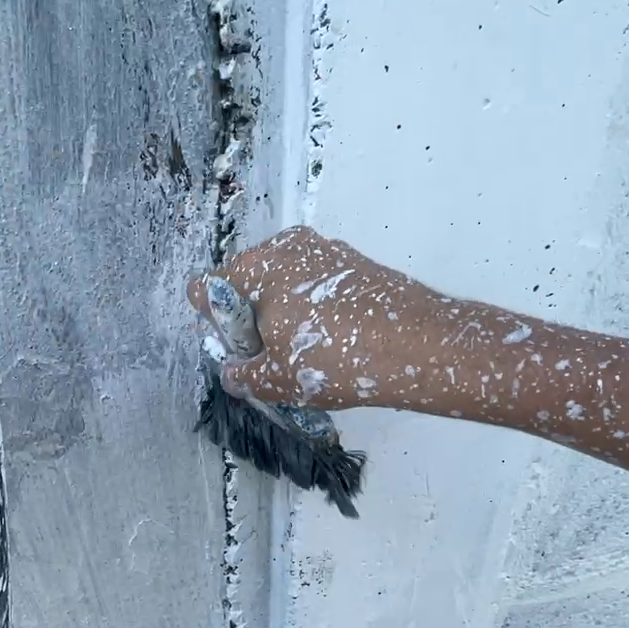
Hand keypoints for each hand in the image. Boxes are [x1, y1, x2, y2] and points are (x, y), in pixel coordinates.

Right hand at [187, 225, 445, 409]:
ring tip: (304, 351)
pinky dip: (311, 312)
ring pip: (281, 285)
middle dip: (248, 319)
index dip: (214, 322)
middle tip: (270, 354)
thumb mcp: (273, 380)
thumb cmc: (333, 359)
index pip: (207, 287)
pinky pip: (313, 286)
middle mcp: (287, 247)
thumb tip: (234, 372)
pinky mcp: (354, 264)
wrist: (421, 348)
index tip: (238, 347)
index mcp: (257, 267)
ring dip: (280, 316)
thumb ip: (240, 375)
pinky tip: (332, 341)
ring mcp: (325, 250)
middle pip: (244, 284)